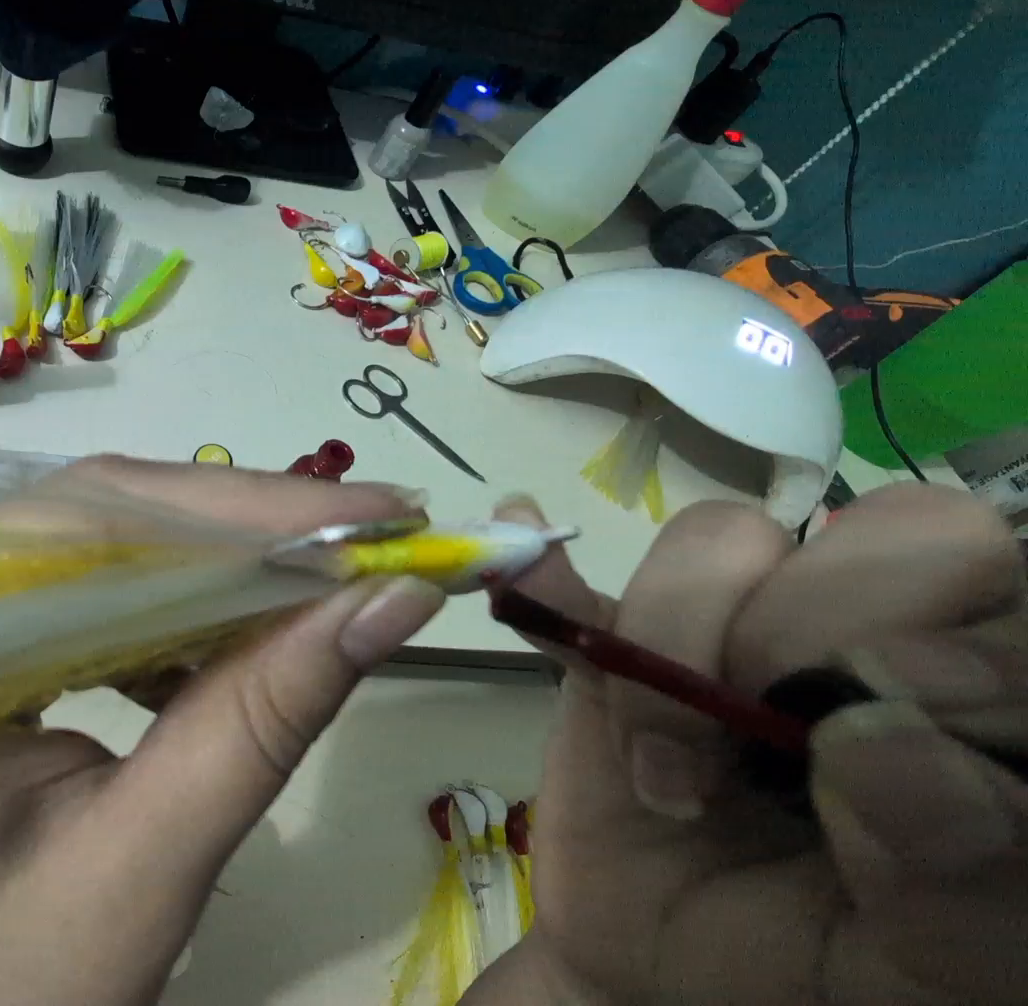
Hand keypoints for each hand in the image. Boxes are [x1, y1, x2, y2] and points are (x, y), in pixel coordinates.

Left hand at [0, 457, 444, 1005]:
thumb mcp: (134, 878)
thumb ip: (253, 730)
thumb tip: (388, 604)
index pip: (77, 528)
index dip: (232, 510)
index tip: (373, 519)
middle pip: (89, 520)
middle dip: (239, 528)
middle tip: (373, 537)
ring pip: (97, 545)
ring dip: (217, 562)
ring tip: (322, 588)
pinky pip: (87, 591)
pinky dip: (176, 604)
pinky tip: (237, 640)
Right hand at [482, 486, 1027, 1004]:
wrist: (662, 966)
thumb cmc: (814, 972)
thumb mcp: (931, 972)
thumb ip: (966, 883)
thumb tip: (881, 739)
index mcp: (984, 709)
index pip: (1027, 604)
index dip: (968, 645)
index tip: (867, 729)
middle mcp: (871, 637)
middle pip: (891, 532)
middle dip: (806, 629)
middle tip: (758, 734)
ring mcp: (726, 625)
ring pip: (722, 538)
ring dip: (671, 639)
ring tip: (658, 768)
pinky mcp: (610, 637)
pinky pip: (568, 574)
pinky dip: (538, 572)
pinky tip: (516, 577)